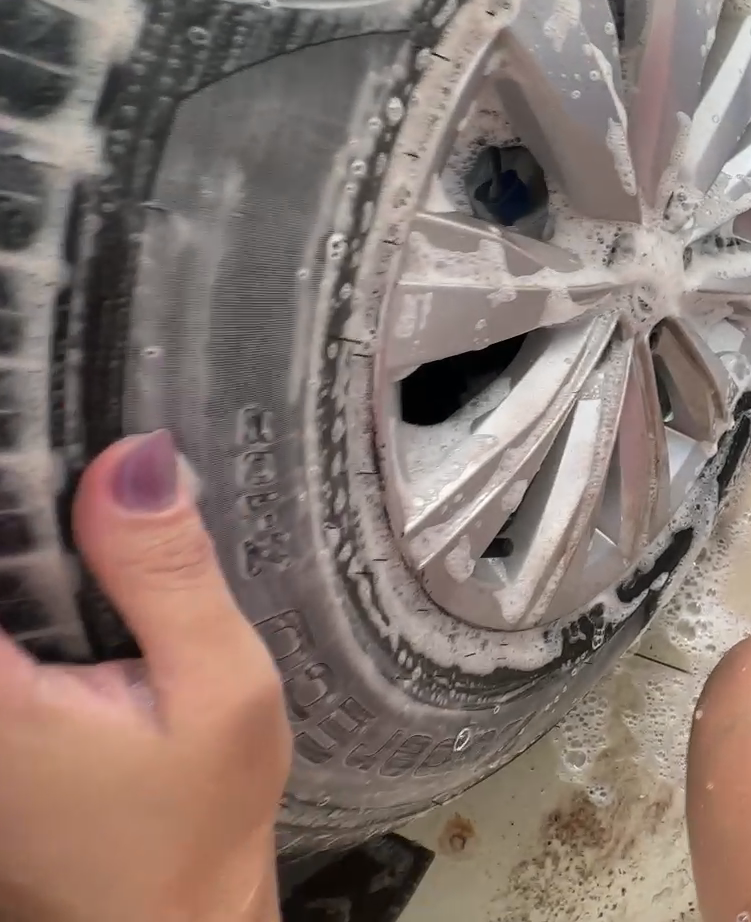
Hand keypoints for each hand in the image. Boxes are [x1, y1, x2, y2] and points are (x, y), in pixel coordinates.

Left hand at [0, 431, 289, 921]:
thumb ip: (167, 577)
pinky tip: (83, 534)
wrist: (167, 894)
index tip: (30, 395)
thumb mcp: (214, 681)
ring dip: (27, 529)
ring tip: (97, 469)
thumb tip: (134, 457)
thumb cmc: (201, 795)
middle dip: (20, 494)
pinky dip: (29, 564)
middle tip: (59, 407)